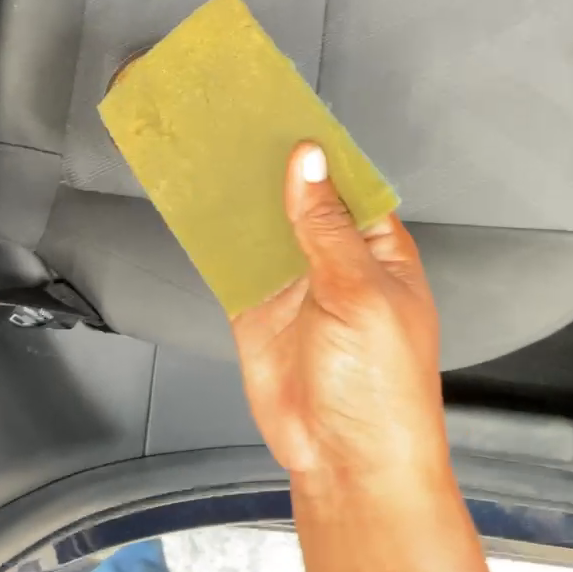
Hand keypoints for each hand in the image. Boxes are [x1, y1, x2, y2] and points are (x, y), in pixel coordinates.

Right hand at [229, 142, 444, 483]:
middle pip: (297, 199)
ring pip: (260, 225)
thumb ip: (326, 227)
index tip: (283, 113)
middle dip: (269, 167)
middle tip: (232, 122)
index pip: (347, 184)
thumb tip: (307, 160)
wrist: (342, 458)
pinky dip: (211, 234)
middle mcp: (332, 259)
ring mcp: (290, 282)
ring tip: (207, 149)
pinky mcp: (253, 306)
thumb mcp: (359, 293)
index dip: (318, 152)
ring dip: (238, 195)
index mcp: (377, 249)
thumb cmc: (380, 383)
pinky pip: (229, 261)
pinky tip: (192, 203)